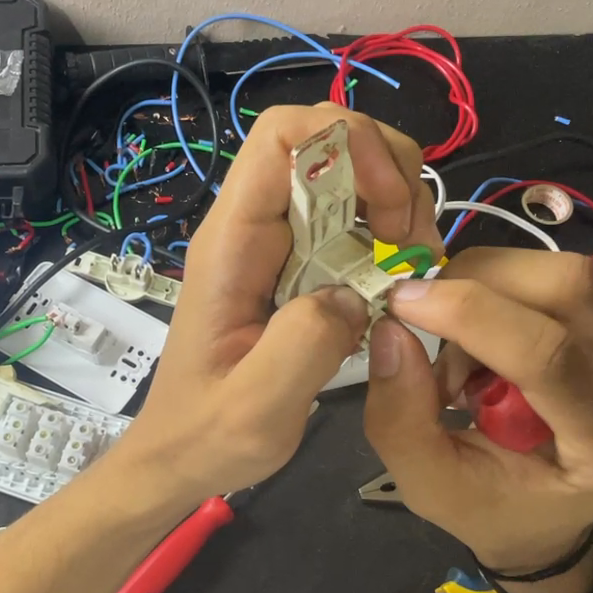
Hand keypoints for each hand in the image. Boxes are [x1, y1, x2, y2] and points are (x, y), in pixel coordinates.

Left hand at [114, 104, 444, 499]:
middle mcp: (247, 231)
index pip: (281, 136)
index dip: (349, 142)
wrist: (179, 456)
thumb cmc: (208, 435)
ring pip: (338, 178)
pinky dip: (380, 235)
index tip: (392, 210)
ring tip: (412, 263)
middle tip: (413, 245)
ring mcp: (267, 247)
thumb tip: (354, 293)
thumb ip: (305, 344)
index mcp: (230, 246)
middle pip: (321, 143)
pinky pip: (340, 224)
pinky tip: (396, 280)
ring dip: (390, 204)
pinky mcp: (286, 270)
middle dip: (385, 172)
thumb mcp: (258, 405)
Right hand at [364, 248, 592, 571]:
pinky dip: (511, 296)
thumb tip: (391, 328)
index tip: (400, 300)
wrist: (547, 520)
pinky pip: (573, 283)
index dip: (470, 314)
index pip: (551, 354)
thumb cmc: (490, 509)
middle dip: (476, 290)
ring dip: (491, 294)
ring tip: (464, 358)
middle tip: (430, 333)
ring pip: (569, 275)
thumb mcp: (427, 483)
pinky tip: (493, 345)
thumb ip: (400, 416)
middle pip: (569, 289)